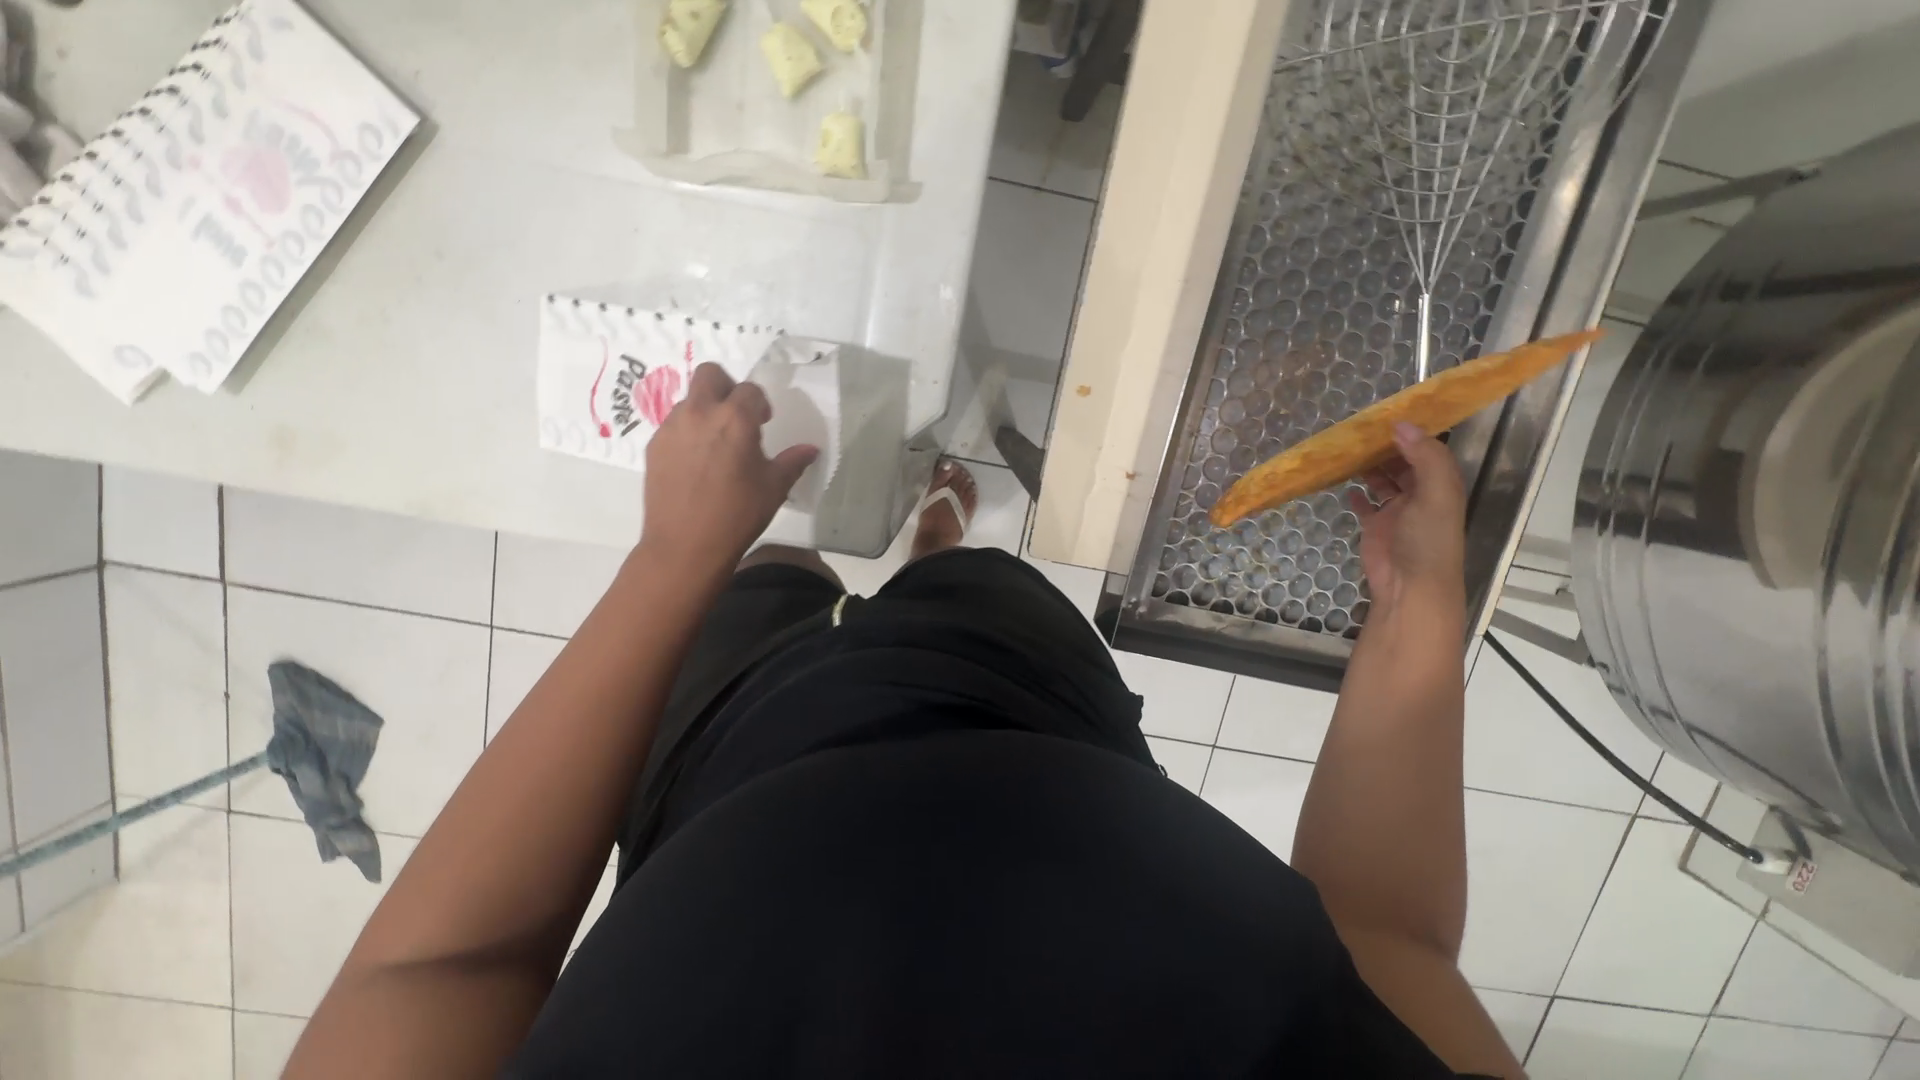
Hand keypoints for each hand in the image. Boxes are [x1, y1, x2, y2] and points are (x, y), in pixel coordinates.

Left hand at [638, 363, 819, 579]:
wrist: (685, 545)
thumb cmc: (738, 515)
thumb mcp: (774, 488)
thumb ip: (793, 462)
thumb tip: (810, 449)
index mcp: (735, 419)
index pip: (750, 390)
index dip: (760, 404)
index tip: (764, 423)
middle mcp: (700, 413)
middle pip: (710, 374)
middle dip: (726, 387)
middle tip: (736, 416)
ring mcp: (672, 428)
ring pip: (688, 401)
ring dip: (704, 411)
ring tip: (715, 445)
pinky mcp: (654, 446)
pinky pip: (673, 426)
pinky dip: (687, 433)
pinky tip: (696, 465)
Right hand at [1351, 423, 1466, 615]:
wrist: (1410, 586)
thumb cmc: (1428, 539)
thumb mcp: (1436, 493)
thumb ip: (1424, 457)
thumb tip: (1401, 425)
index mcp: (1440, 485)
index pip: (1428, 451)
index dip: (1412, 434)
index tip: (1387, 416)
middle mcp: (1420, 495)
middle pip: (1404, 464)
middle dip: (1387, 448)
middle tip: (1360, 430)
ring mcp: (1397, 511)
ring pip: (1384, 481)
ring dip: (1370, 467)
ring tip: (1349, 451)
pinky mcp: (1376, 527)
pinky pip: (1366, 506)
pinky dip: (1357, 495)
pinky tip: (1346, 485)